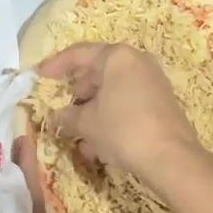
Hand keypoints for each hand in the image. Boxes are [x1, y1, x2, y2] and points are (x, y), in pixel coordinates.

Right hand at [37, 43, 202, 181]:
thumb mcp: (87, 124)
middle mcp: (137, 62)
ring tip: (79, 138)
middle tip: (63, 111)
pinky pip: (127, 103)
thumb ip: (67, 117)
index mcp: (117, 57)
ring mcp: (152, 81)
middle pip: (98, 72)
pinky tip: (100, 146)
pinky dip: (111, 117)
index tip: (40, 76)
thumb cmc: (123, 130)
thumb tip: (56, 118)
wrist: (172, 158)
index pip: (79, 53)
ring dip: (93, 112)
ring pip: (113, 91)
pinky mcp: (161, 102)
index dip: (56, 65)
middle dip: (78, 94)